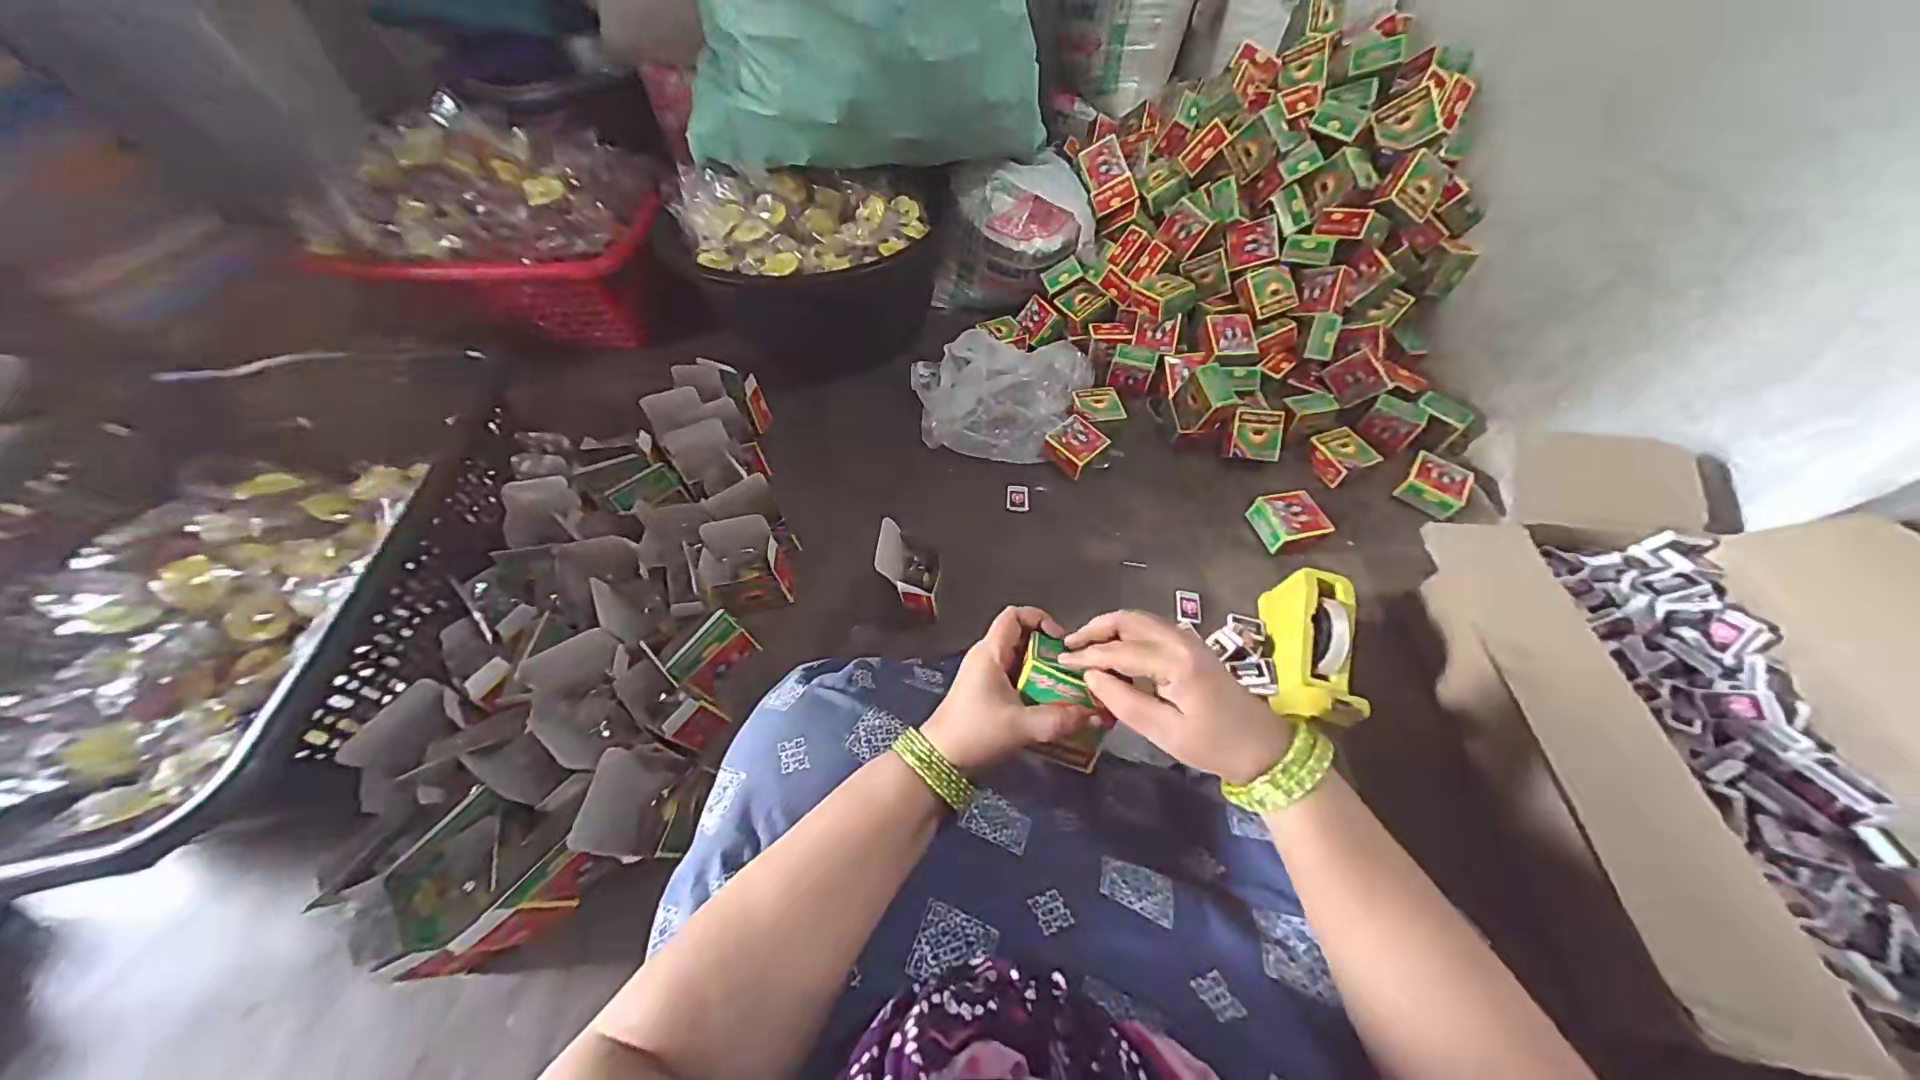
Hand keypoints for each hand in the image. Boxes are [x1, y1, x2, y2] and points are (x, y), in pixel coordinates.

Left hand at [921, 606, 1103, 773]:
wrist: (940, 759)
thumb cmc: (976, 732)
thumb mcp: (1022, 726)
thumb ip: (1059, 720)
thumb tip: (1093, 715)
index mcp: (990, 652)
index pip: (1014, 615)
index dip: (1040, 619)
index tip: (1060, 641)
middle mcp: (986, 656)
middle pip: (1021, 636)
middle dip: (1048, 648)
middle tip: (1069, 669)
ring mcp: (984, 674)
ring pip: (1019, 658)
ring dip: (1042, 669)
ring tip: (1065, 686)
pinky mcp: (984, 691)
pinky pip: (1013, 676)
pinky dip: (1032, 683)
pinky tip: (1048, 703)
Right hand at [1058, 610, 1294, 784]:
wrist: (1264, 747)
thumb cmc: (1215, 745)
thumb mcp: (1165, 732)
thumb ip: (1124, 701)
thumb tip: (1092, 677)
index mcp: (1175, 662)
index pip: (1119, 650)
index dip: (1087, 656)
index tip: (1060, 662)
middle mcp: (1180, 640)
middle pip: (1128, 619)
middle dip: (1095, 629)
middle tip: (1069, 647)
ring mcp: (1188, 640)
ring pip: (1139, 620)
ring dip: (1109, 629)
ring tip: (1085, 647)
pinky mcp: (1191, 646)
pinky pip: (1150, 629)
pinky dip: (1126, 633)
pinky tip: (1114, 652)